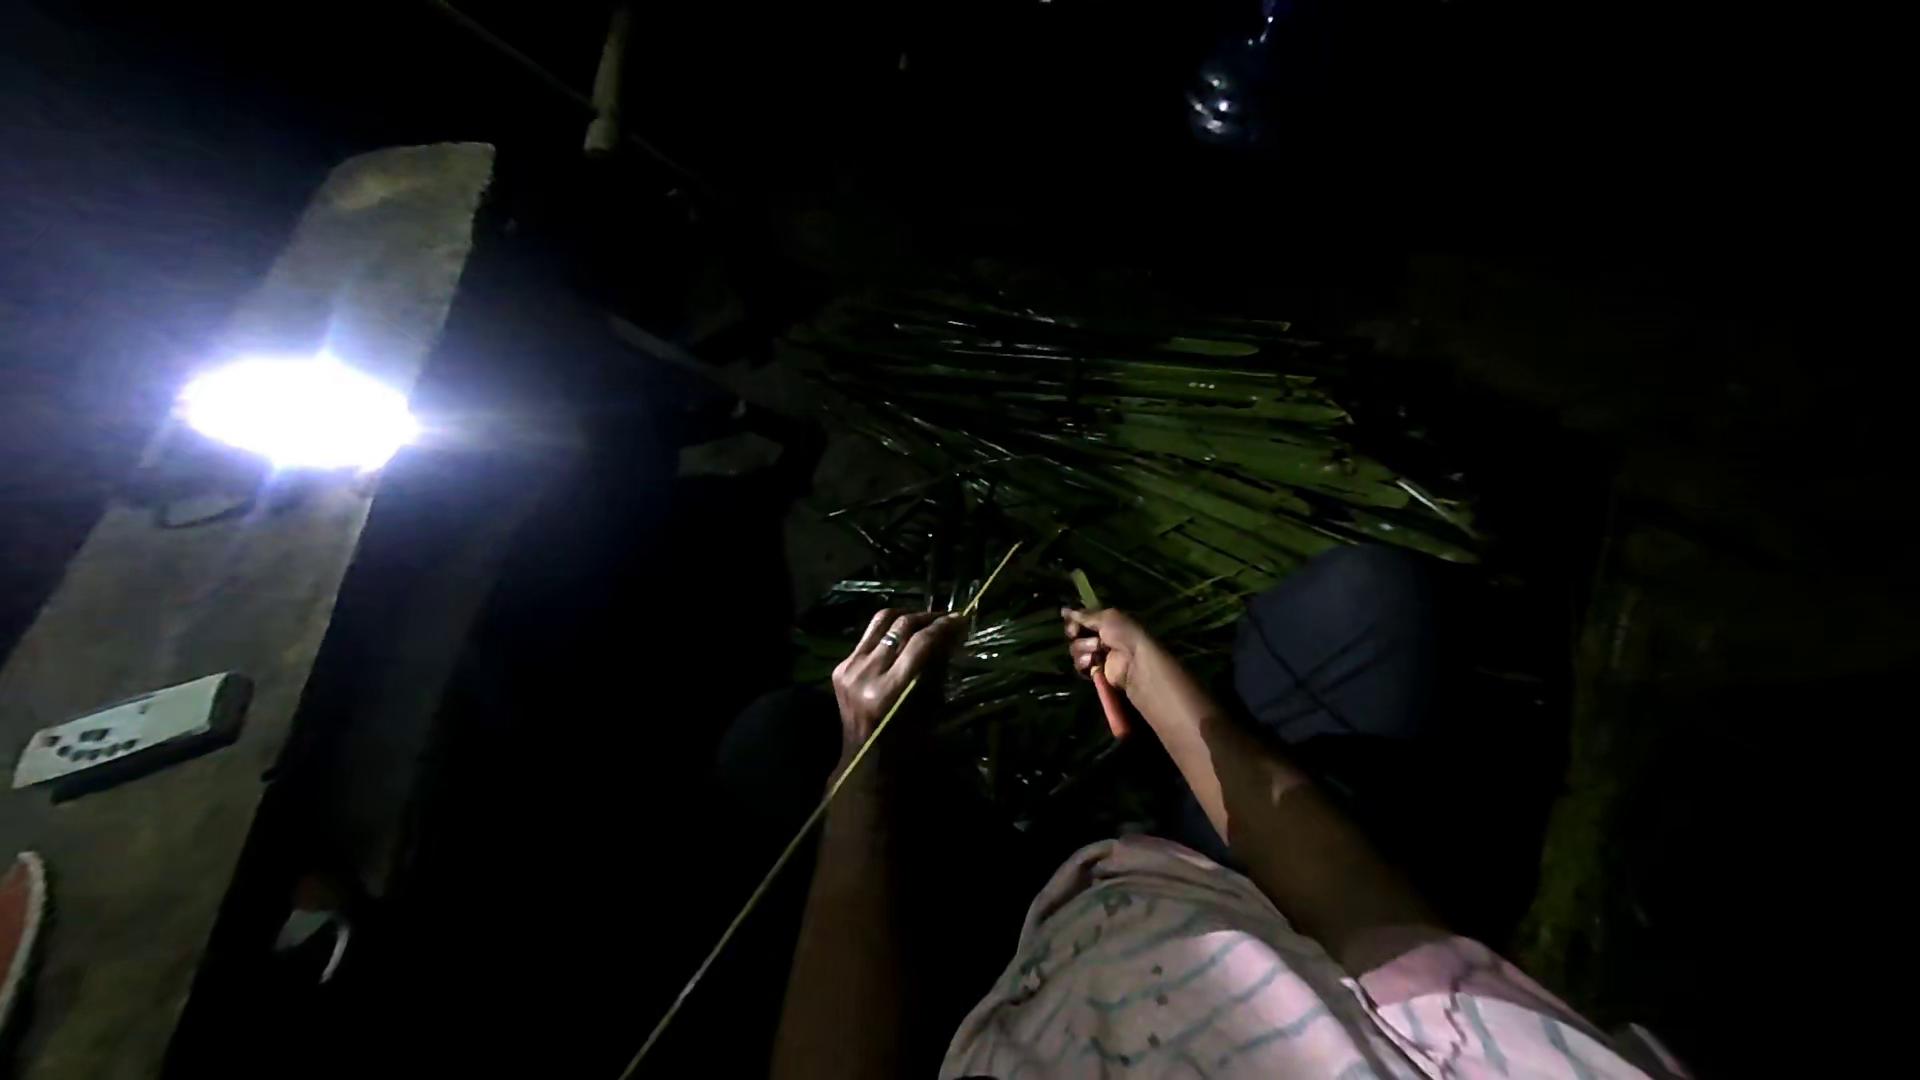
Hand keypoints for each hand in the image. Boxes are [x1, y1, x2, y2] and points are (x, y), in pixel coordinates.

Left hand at [832, 608, 966, 755]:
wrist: (867, 760)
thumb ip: (938, 666)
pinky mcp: (841, 667)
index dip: (943, 628)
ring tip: (925, 620)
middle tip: (946, 618)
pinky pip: (869, 637)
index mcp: (888, 691)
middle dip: (928, 618)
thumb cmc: (908, 742)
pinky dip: (889, 632)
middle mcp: (865, 674)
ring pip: (882, 622)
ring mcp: (849, 668)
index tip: (960, 619)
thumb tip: (954, 631)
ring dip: (907, 617)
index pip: (920, 644)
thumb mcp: (930, 705)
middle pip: (901, 627)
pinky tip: (903, 636)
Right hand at [1062, 607, 1153, 691]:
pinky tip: (1092, 662)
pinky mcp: (1096, 670)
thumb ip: (1085, 615)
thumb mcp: (1107, 617)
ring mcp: (1097, 654)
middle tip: (1076, 633)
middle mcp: (1099, 636)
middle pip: (1074, 634)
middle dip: (1074, 633)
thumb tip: (1064, 609)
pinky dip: (1083, 663)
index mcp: (1104, 621)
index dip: (1073, 620)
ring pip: (1075, 650)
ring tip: (1096, 649)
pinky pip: (1080, 666)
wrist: (1135, 661)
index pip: (1080, 619)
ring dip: (1082, 648)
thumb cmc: (1124, 633)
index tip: (1072, 621)